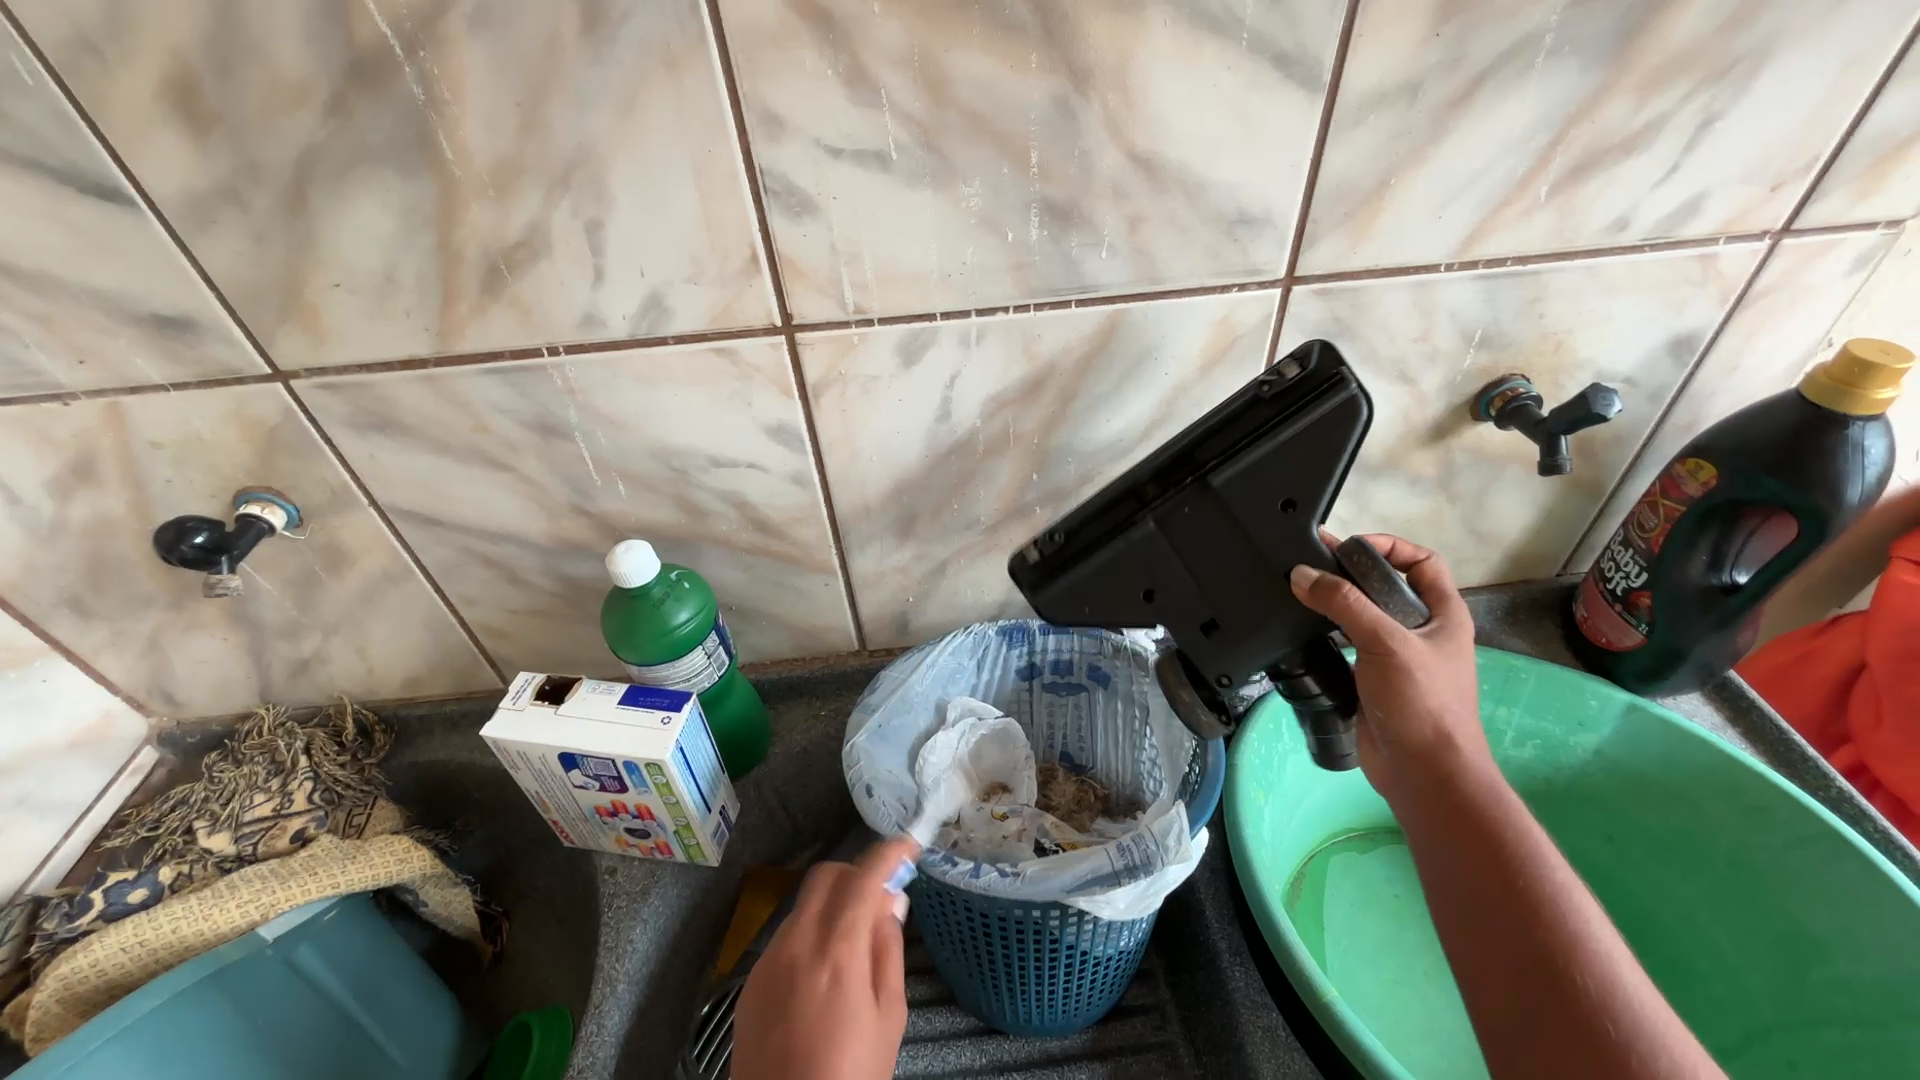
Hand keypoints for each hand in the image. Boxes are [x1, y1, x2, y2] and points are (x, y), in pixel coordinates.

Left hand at [733, 836, 918, 1079]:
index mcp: (836, 951)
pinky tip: (823, 973)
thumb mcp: (888, 1017)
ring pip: (804, 906)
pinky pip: (786, 937)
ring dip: (833, 906)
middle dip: (857, 873)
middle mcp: (796, 944)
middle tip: (881, 896)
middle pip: (825, 877)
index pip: (864, 877)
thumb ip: (887, 951)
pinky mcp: (751, 982)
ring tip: (855, 944)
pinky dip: (811, 934)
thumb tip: (888, 904)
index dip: (889, 853)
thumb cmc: (851, 1076)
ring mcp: (768, 961)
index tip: (908, 845)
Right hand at [1289, 534, 1490, 803]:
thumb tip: (1300, 574)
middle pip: (1385, 588)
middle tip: (1308, 566)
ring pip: (1362, 618)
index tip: (1349, 547)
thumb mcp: (1386, 643)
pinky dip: (1324, 636)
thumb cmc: (1422, 703)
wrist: (1424, 774)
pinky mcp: (1371, 681)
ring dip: (1334, 606)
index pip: (1422, 562)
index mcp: (1444, 615)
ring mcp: (1395, 658)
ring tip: (1297, 594)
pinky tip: (1300, 632)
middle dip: (1350, 574)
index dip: (1390, 546)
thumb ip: (1343, 604)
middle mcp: (1421, 631)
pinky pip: (1345, 648)